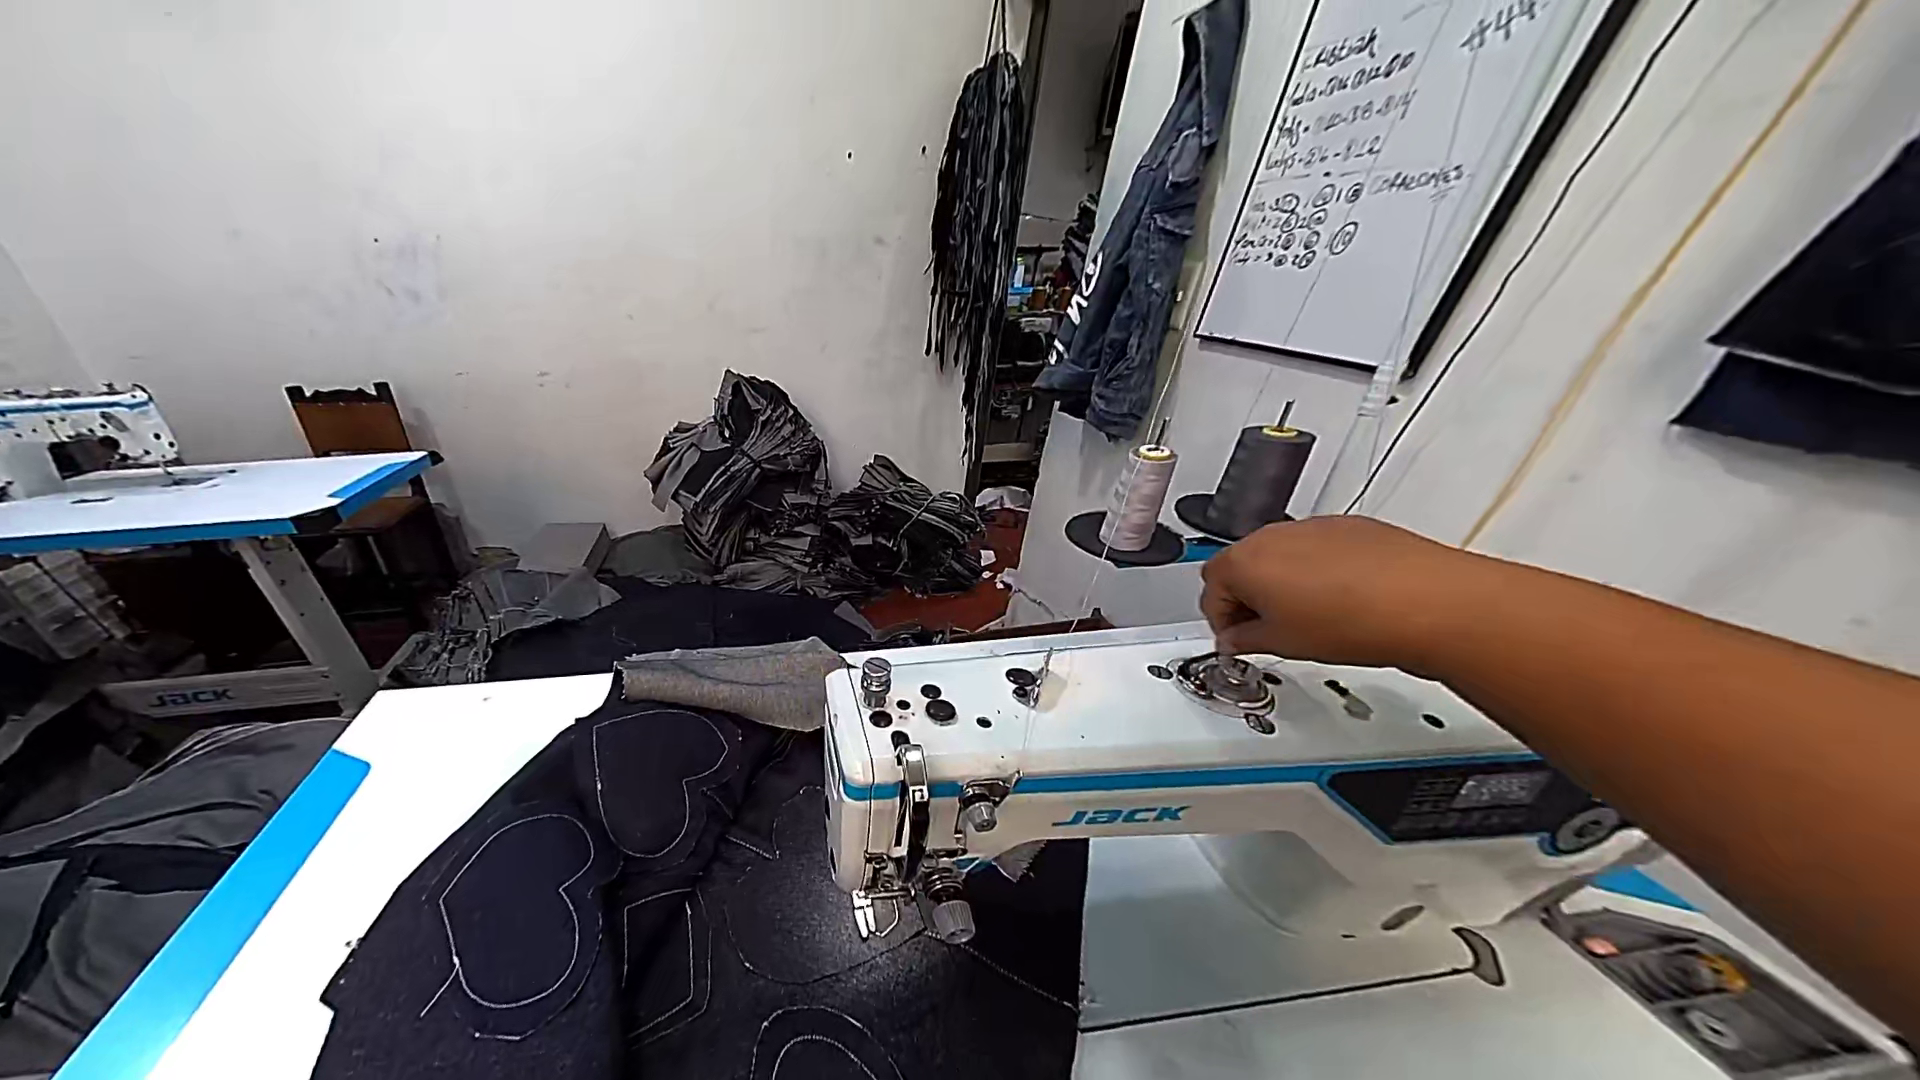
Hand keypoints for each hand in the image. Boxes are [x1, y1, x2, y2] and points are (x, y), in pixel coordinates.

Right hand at [1198, 516, 1493, 669]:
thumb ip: (1244, 639)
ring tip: (1307, 619)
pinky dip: (1313, 572)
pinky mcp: (1344, 527)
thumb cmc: (1357, 619)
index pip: (1211, 592)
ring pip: (1276, 556)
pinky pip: (1312, 548)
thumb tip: (1237, 639)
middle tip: (1265, 629)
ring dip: (1279, 584)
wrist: (1427, 603)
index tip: (1236, 638)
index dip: (1221, 621)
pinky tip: (1336, 602)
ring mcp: (1309, 528)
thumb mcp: (1282, 643)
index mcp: (1243, 562)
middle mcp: (1271, 536)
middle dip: (1245, 598)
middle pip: (1238, 567)